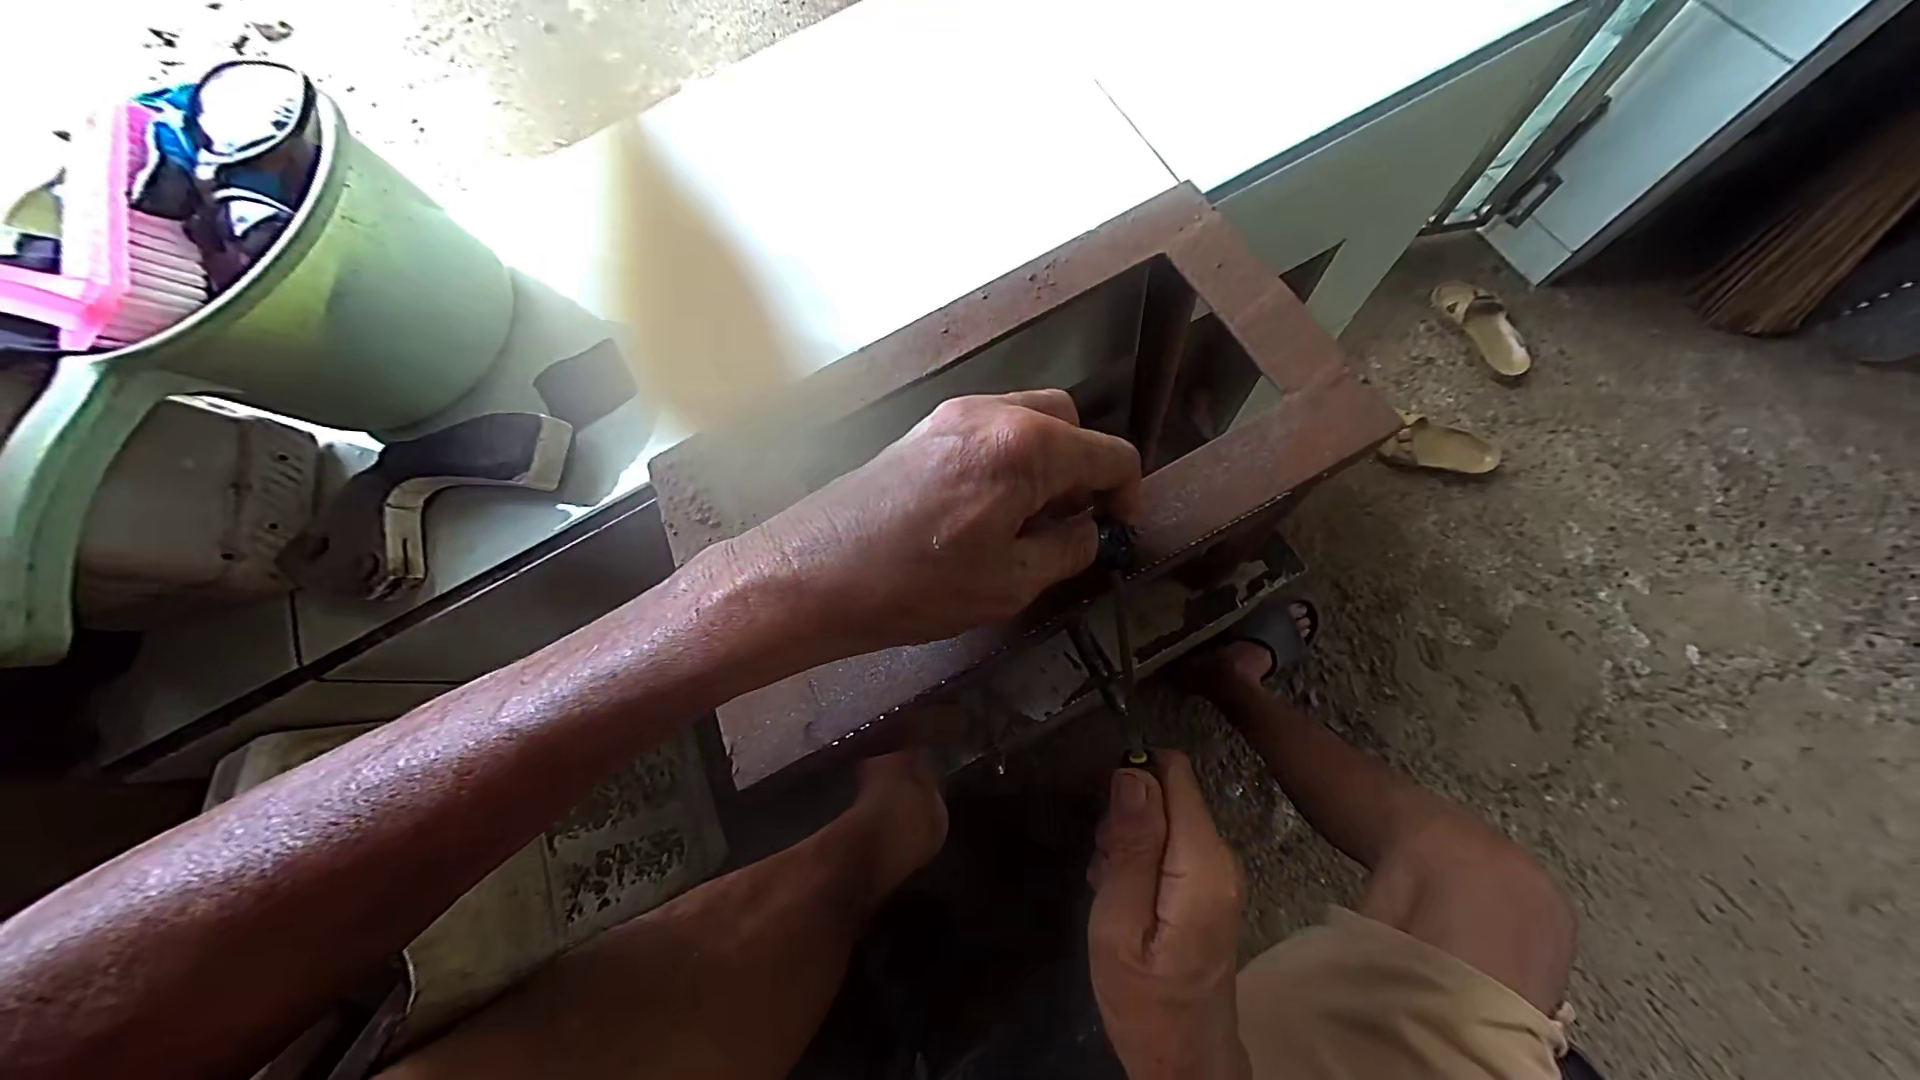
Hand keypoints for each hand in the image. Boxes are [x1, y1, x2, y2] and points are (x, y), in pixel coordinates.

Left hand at [728, 389, 1141, 655]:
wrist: (814, 571)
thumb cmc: (917, 584)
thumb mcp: (1011, 581)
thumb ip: (1068, 549)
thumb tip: (1090, 531)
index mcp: (1027, 446)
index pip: (1110, 454)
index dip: (1128, 494)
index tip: (1117, 530)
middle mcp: (994, 412)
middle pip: (1069, 423)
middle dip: (1084, 470)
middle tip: (1071, 522)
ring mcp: (953, 414)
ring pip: (1027, 421)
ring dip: (1045, 463)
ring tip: (1028, 520)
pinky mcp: (924, 429)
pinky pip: (989, 431)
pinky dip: (1008, 460)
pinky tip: (988, 508)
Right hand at [1088, 752, 1250, 1079]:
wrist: (1183, 1062)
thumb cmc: (1142, 1001)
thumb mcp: (1118, 925)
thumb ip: (1130, 846)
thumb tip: (1132, 773)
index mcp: (1201, 862)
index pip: (1174, 773)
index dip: (1131, 774)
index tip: (1099, 805)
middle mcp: (1220, 856)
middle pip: (1169, 790)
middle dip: (1125, 808)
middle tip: (1101, 857)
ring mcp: (1218, 871)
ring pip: (1164, 813)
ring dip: (1127, 832)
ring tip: (1108, 878)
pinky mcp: (1208, 885)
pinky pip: (1168, 840)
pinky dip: (1138, 852)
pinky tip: (1120, 888)